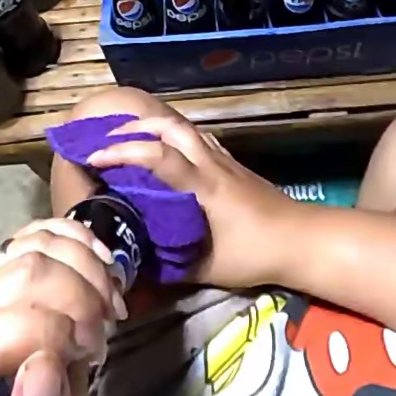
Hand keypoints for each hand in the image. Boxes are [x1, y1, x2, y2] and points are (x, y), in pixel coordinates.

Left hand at [0, 218, 124, 395]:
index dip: (42, 333)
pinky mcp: (13, 263)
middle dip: (76, 299)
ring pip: (35, 245)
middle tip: (99, 337)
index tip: (85, 353)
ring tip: (106, 309)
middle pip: (18, 275)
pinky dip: (83, 241)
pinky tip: (104, 271)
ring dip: (87, 269)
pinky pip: (44, 230)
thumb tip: (42, 368)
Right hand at [87, 115, 300, 288]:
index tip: (95, 157)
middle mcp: (209, 164)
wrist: (300, 238)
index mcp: (200, 186)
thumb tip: (134, 266)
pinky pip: (199, 138)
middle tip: (109, 139)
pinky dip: (176, 135)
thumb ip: (168, 264)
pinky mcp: (233, 163)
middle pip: (171, 127)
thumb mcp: (205, 269)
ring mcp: (223, 160)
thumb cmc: (253, 254)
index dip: (123, 151)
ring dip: (155, 126)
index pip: (157, 156)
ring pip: (186, 128)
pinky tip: (169, 148)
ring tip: (132, 137)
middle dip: (135, 126)